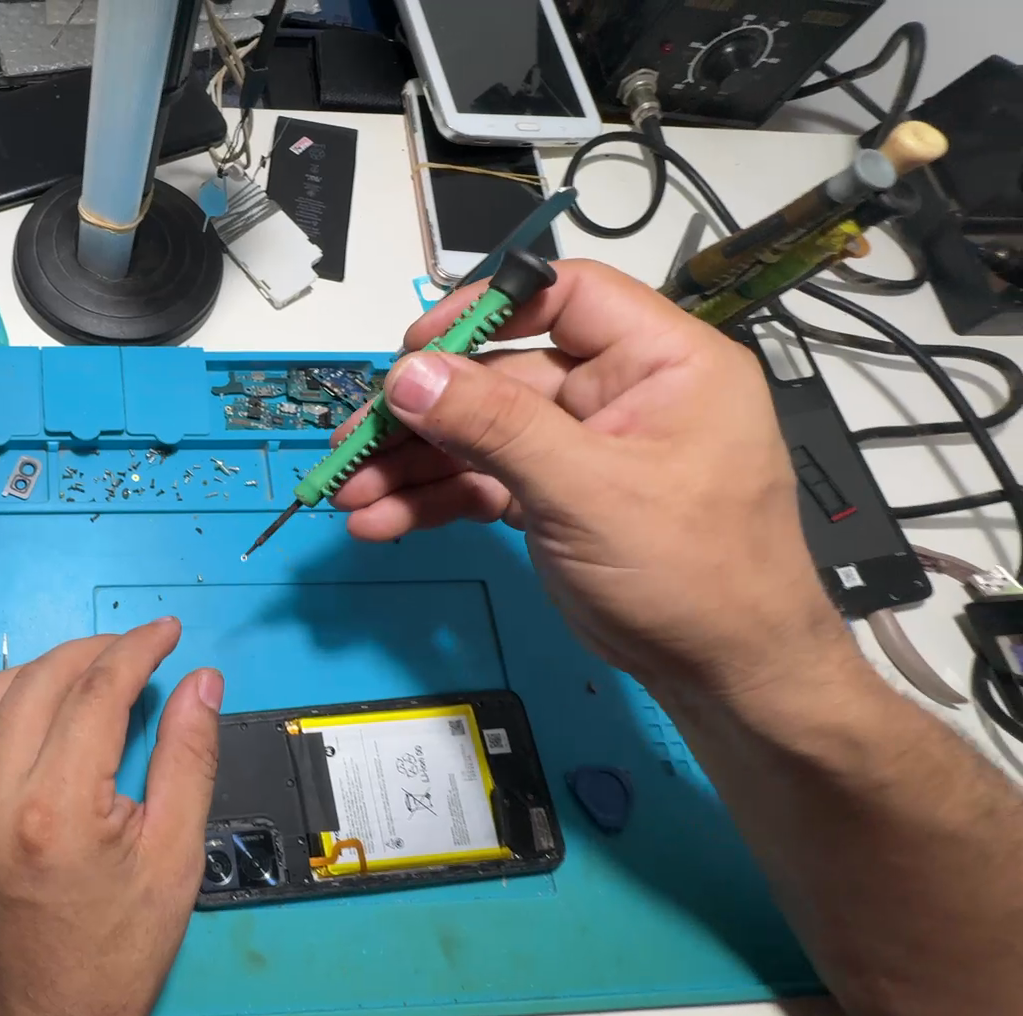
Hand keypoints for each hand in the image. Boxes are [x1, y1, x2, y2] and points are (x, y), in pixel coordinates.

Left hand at [0, 620, 223, 1015]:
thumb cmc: (117, 953)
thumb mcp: (176, 857)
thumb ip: (189, 757)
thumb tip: (201, 683)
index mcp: (56, 810)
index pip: (96, 693)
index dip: (136, 650)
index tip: (164, 633)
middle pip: (41, 681)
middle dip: (95, 649)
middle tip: (136, 648)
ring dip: (47, 668)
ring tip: (94, 670)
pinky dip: (10, 701)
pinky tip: (45, 707)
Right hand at [331, 259, 856, 701]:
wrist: (713, 671)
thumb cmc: (684, 568)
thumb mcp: (585, 489)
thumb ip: (495, 427)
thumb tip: (407, 376)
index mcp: (655, 363)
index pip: (564, 298)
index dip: (485, 309)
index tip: (414, 347)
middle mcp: (608, 395)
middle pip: (492, 379)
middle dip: (418, 417)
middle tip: (352, 443)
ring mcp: (568, 449)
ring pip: (471, 437)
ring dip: (406, 466)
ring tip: (348, 494)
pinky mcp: (541, 496)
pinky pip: (473, 483)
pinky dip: (425, 501)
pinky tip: (378, 522)